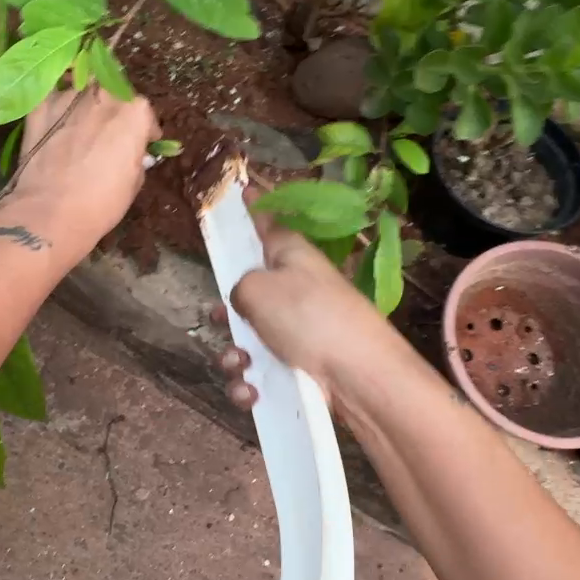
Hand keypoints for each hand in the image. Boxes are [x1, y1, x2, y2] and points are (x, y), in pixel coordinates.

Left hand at [0, 87, 159, 254]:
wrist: (51, 213)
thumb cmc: (101, 203)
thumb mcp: (134, 183)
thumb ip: (136, 156)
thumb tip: (131, 151)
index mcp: (134, 112)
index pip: (143, 112)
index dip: (142, 130)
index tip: (140, 143)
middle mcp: (103, 96)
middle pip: (112, 96)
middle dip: (113, 113)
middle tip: (107, 136)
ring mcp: (68, 98)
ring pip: (82, 94)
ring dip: (84, 108)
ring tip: (78, 131)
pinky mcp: (39, 107)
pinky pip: (51, 99)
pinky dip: (55, 108)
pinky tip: (54, 123)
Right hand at [215, 190, 400, 406]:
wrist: (360, 377)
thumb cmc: (310, 319)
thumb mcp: (259, 289)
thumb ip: (238, 287)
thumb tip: (240, 299)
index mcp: (291, 256)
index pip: (268, 223)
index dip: (254, 207)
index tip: (244, 189)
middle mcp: (295, 289)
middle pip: (248, 292)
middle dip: (226, 313)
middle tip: (218, 319)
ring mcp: (299, 331)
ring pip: (248, 339)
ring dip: (235, 356)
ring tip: (240, 365)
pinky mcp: (300, 368)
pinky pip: (261, 372)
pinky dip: (251, 383)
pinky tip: (252, 391)